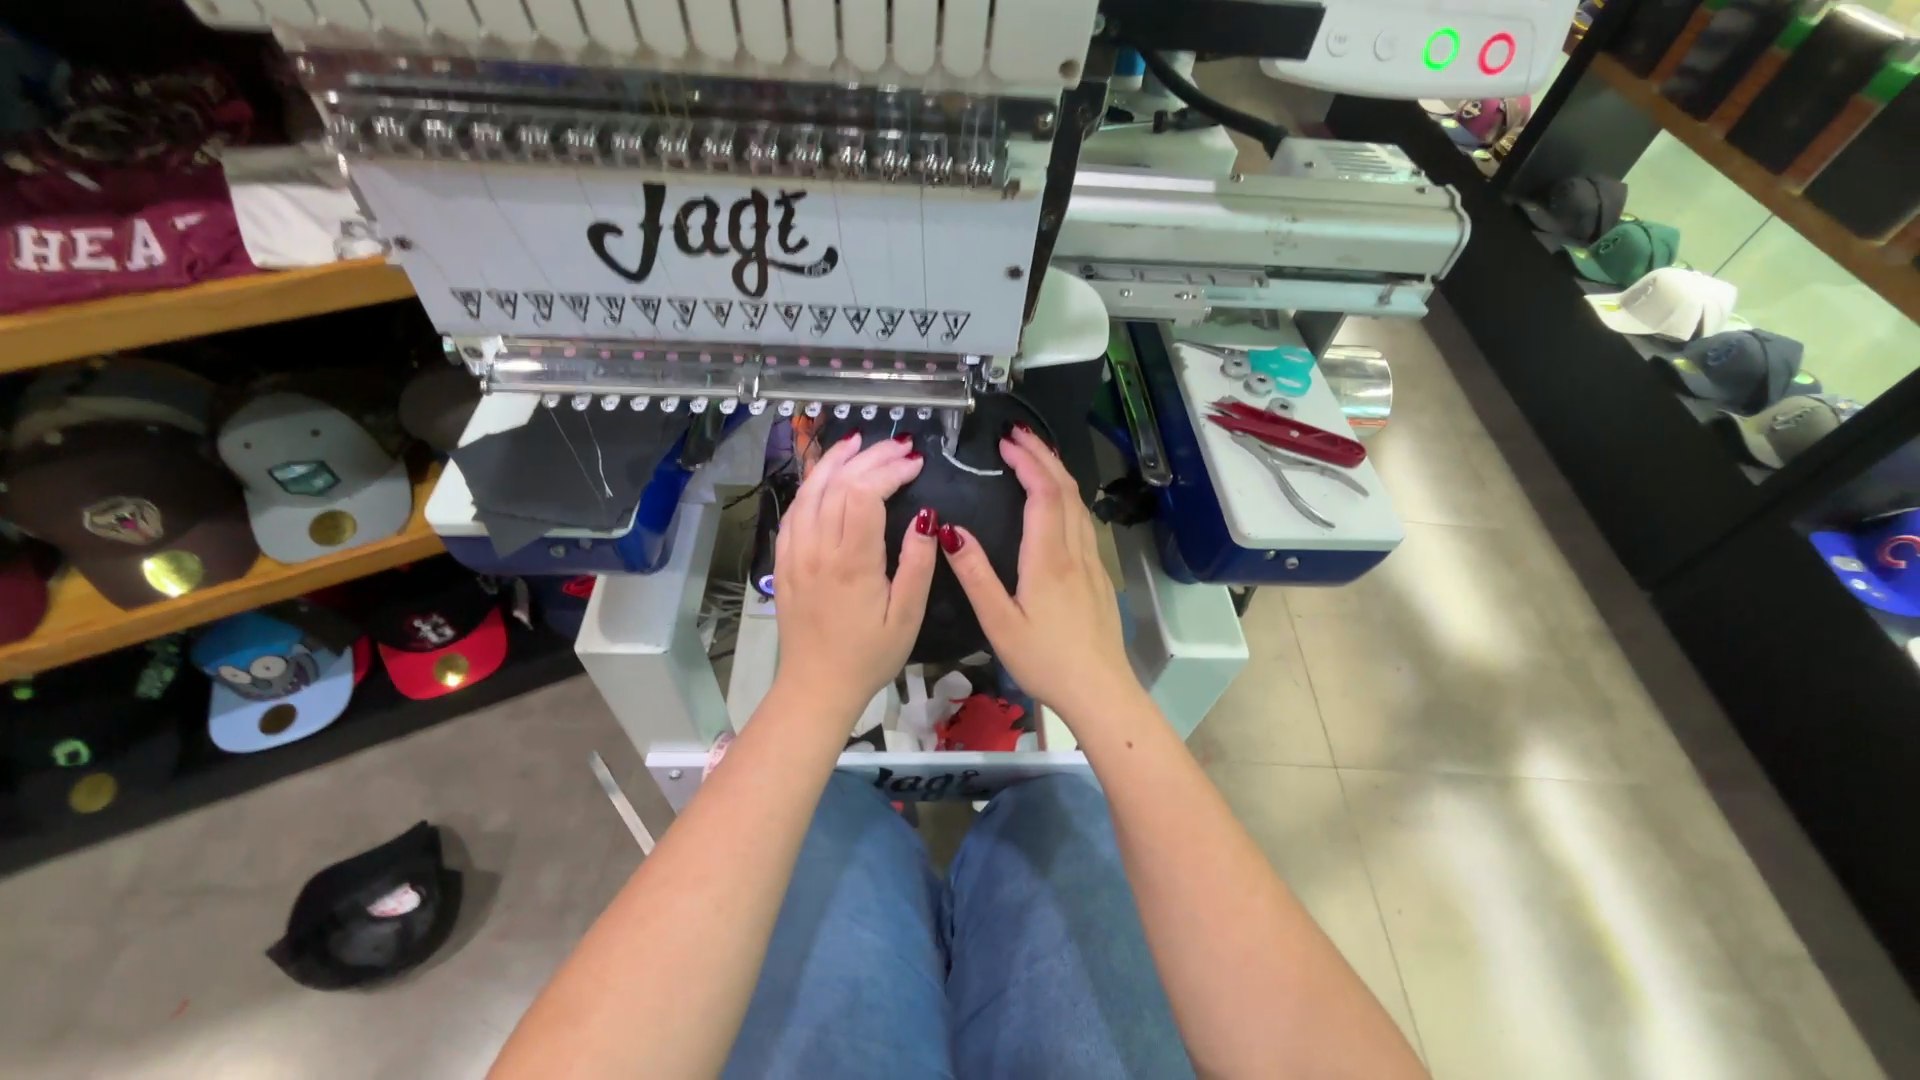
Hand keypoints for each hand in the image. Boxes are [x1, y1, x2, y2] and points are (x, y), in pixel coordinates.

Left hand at [772, 433, 936, 716]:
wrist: (816, 686)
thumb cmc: (869, 656)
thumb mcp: (906, 617)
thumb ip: (917, 565)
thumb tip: (926, 517)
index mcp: (851, 562)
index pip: (865, 493)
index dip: (891, 469)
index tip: (916, 462)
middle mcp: (817, 549)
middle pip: (838, 484)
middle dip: (869, 457)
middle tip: (898, 446)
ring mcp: (794, 554)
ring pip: (809, 491)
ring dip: (834, 462)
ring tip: (858, 443)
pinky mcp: (783, 562)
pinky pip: (793, 512)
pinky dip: (809, 486)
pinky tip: (823, 478)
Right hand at [940, 426, 1141, 723]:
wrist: (1100, 689)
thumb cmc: (1045, 660)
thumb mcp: (998, 623)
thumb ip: (975, 575)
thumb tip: (949, 530)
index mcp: (1049, 559)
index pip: (1043, 493)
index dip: (1027, 462)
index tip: (1005, 443)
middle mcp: (1075, 552)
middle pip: (1066, 490)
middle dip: (1043, 456)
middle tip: (1019, 436)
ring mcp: (1092, 563)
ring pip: (1079, 504)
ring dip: (1058, 474)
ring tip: (1035, 458)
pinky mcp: (1099, 576)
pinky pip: (1084, 522)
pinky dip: (1067, 498)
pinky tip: (1057, 504)